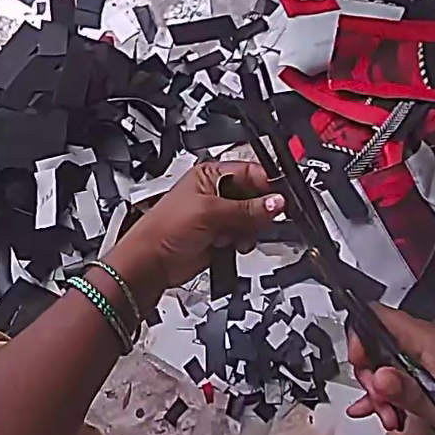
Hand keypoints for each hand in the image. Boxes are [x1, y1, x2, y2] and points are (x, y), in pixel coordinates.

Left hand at [105, 160, 283, 296]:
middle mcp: (216, 192)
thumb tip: (277, 202)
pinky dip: (244, 241)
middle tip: (256, 220)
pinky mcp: (221, 236)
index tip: (282, 199)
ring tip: (236, 234)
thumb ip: (247, 209)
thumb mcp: (210, 212)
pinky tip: (232, 244)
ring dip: (251, 229)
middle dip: (259, 210)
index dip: (268, 185)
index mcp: (210, 174)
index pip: (252, 171)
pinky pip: (246, 236)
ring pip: (254, 218)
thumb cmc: (164, 229)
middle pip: (257, 196)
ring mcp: (219, 215)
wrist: (152, 263)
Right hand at [344, 305, 434, 434]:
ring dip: (377, 391)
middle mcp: (428, 348)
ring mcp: (428, 365)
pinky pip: (394, 380)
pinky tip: (383, 413)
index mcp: (434, 343)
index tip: (361, 366)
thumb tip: (379, 377)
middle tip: (378, 398)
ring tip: (388, 415)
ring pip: (382, 364)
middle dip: (369, 372)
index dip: (361, 336)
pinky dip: (385, 397)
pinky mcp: (428, 381)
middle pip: (376, 342)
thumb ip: (410, 393)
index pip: (380, 317)